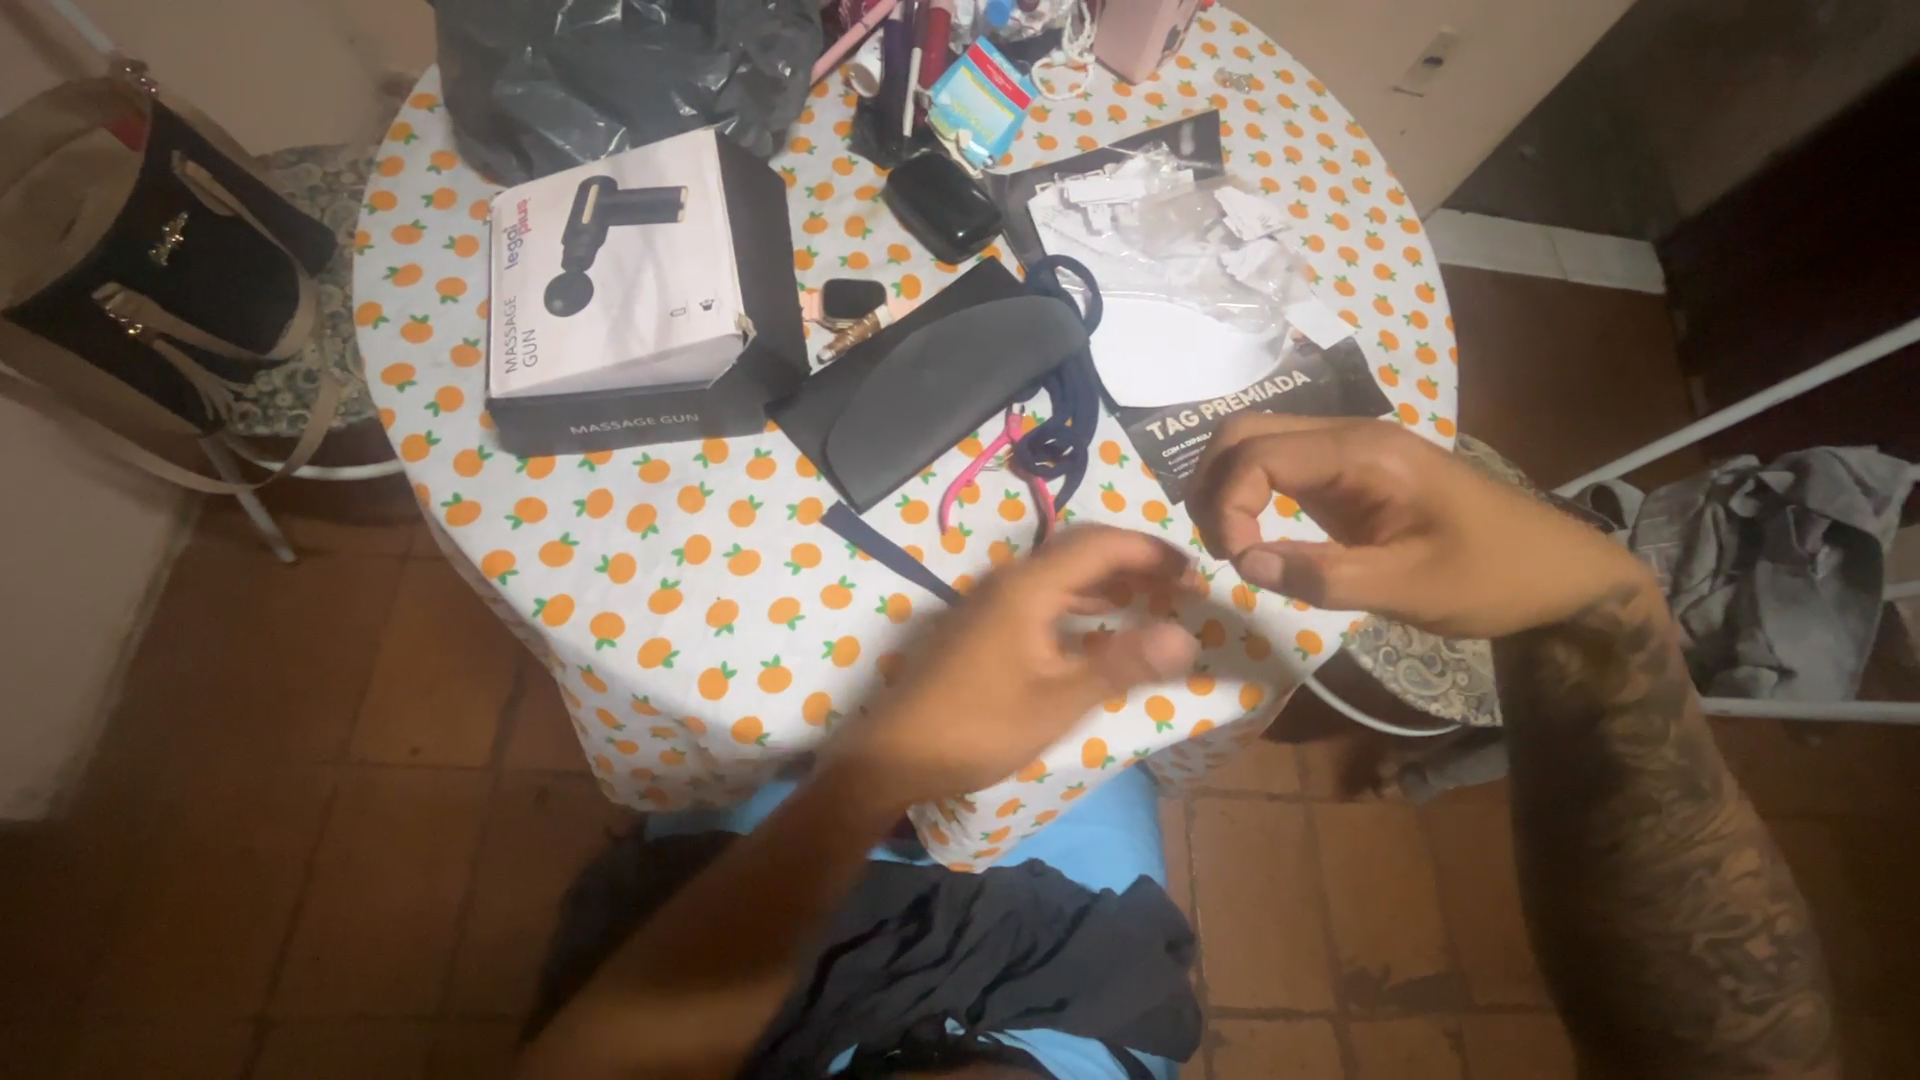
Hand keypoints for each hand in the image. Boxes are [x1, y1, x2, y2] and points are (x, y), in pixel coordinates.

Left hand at [826, 525, 1199, 806]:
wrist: (894, 753)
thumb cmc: (979, 726)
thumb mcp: (1059, 700)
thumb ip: (1123, 663)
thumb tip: (1188, 637)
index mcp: (1029, 586)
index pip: (1102, 544)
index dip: (1153, 552)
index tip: (1195, 573)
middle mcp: (1009, 580)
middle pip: (1081, 550)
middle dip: (1135, 560)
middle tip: (1180, 585)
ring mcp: (991, 600)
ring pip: (1060, 572)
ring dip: (1108, 579)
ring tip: (1153, 598)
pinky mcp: (982, 623)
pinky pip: (1042, 593)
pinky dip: (1080, 599)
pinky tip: (1099, 620)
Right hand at [1188, 415, 1651, 638]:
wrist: (1556, 575)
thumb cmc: (1493, 578)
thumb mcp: (1409, 587)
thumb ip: (1321, 575)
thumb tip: (1245, 562)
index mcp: (1364, 453)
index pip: (1258, 452)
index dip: (1226, 502)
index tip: (1235, 559)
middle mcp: (1347, 438)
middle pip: (1244, 432)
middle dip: (1212, 485)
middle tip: (1219, 546)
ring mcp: (1346, 453)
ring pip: (1254, 444)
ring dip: (1223, 487)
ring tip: (1229, 542)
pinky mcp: (1345, 474)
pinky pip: (1276, 466)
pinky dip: (1245, 492)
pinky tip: (1248, 531)